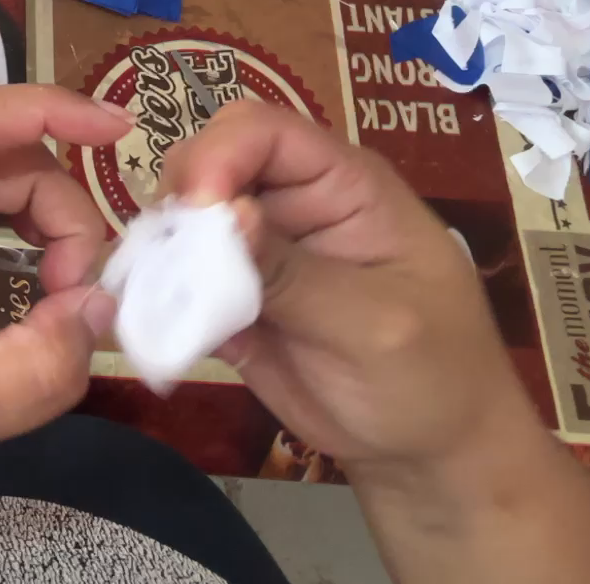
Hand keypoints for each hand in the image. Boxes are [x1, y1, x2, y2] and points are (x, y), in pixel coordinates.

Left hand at [0, 84, 130, 504]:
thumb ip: (35, 369)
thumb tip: (102, 307)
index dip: (43, 106)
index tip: (115, 130)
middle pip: (1, 158)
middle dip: (62, 208)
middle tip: (81, 294)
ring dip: (47, 227)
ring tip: (60, 300)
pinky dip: (26, 242)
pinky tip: (38, 290)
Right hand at [156, 99, 538, 477]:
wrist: (423, 457)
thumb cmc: (431, 378)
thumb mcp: (372, 323)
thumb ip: (291, 269)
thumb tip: (223, 212)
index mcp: (341, 184)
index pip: (262, 131)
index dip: (218, 155)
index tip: (194, 209)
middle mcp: (288, 198)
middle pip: (208, 156)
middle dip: (181, 193)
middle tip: (172, 250)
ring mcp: (252, 240)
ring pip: (181, 207)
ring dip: (164, 239)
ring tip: (166, 282)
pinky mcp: (224, 282)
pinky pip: (175, 264)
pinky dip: (158, 279)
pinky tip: (160, 307)